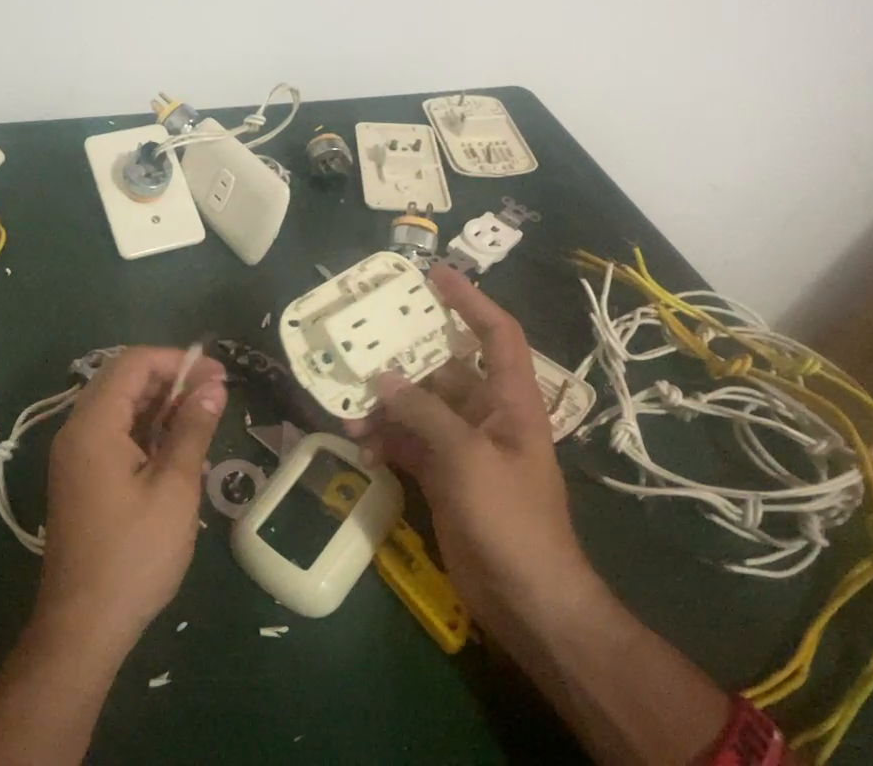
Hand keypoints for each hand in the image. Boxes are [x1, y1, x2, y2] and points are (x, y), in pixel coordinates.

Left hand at [35, 346, 227, 648]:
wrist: (84, 623)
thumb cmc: (134, 555)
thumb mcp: (174, 489)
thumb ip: (192, 430)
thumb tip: (214, 386)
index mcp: (93, 426)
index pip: (132, 363)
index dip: (177, 360)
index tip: (219, 375)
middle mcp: (77, 431)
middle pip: (123, 382)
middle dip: (171, 380)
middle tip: (218, 395)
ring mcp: (76, 456)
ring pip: (120, 409)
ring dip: (161, 407)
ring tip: (205, 420)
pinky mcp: (82, 478)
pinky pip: (114, 436)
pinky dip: (147, 432)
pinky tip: (180, 449)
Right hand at [352, 266, 596, 634]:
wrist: (527, 598)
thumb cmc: (510, 519)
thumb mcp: (467, 458)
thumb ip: (423, 414)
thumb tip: (383, 378)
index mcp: (512, 401)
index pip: (496, 334)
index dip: (470, 300)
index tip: (434, 274)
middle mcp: (487, 416)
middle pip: (444, 370)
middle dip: (404, 359)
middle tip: (360, 345)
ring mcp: (464, 448)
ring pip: (419, 409)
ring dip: (384, 407)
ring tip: (346, 412)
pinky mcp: (443, 477)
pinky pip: (409, 444)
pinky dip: (384, 441)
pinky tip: (359, 448)